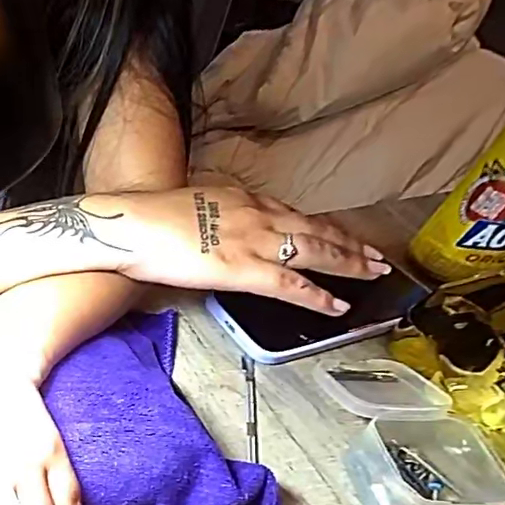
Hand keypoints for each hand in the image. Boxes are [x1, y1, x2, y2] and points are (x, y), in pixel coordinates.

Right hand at [35, 188, 388, 314]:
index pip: (290, 212)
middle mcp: (256, 215)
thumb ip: (206, 217)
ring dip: (348, 263)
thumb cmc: (143, 217)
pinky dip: (318, 296)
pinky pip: (291, 285)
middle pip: (314, 229)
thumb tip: (205, 232)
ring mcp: (254, 242)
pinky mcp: (244, 270)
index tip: (335, 230)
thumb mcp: (184, 205)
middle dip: (348, 242)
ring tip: (373, 274)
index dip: (318, 224)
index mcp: (239, 199)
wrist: (129, 225)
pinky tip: (338, 305)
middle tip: (375, 255)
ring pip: (315, 252)